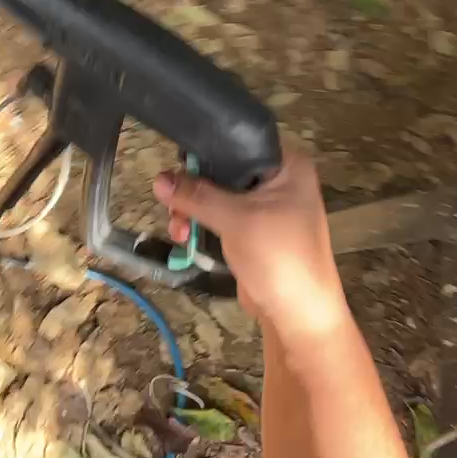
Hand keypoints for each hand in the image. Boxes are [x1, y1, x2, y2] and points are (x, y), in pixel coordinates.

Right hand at [153, 141, 351, 348]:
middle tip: (175, 209)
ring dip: (190, 211)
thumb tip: (158, 179)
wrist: (298, 315)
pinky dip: (199, 224)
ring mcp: (263, 206)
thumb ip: (196, 195)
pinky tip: (186, 238)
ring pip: (213, 194)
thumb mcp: (235, 219)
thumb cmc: (279, 257)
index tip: (178, 168)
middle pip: (220, 170)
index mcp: (286, 165)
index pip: (237, 142)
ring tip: (180, 232)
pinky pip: (216, 216)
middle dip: (192, 190)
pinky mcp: (250, 229)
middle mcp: (277, 179)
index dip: (206, 152)